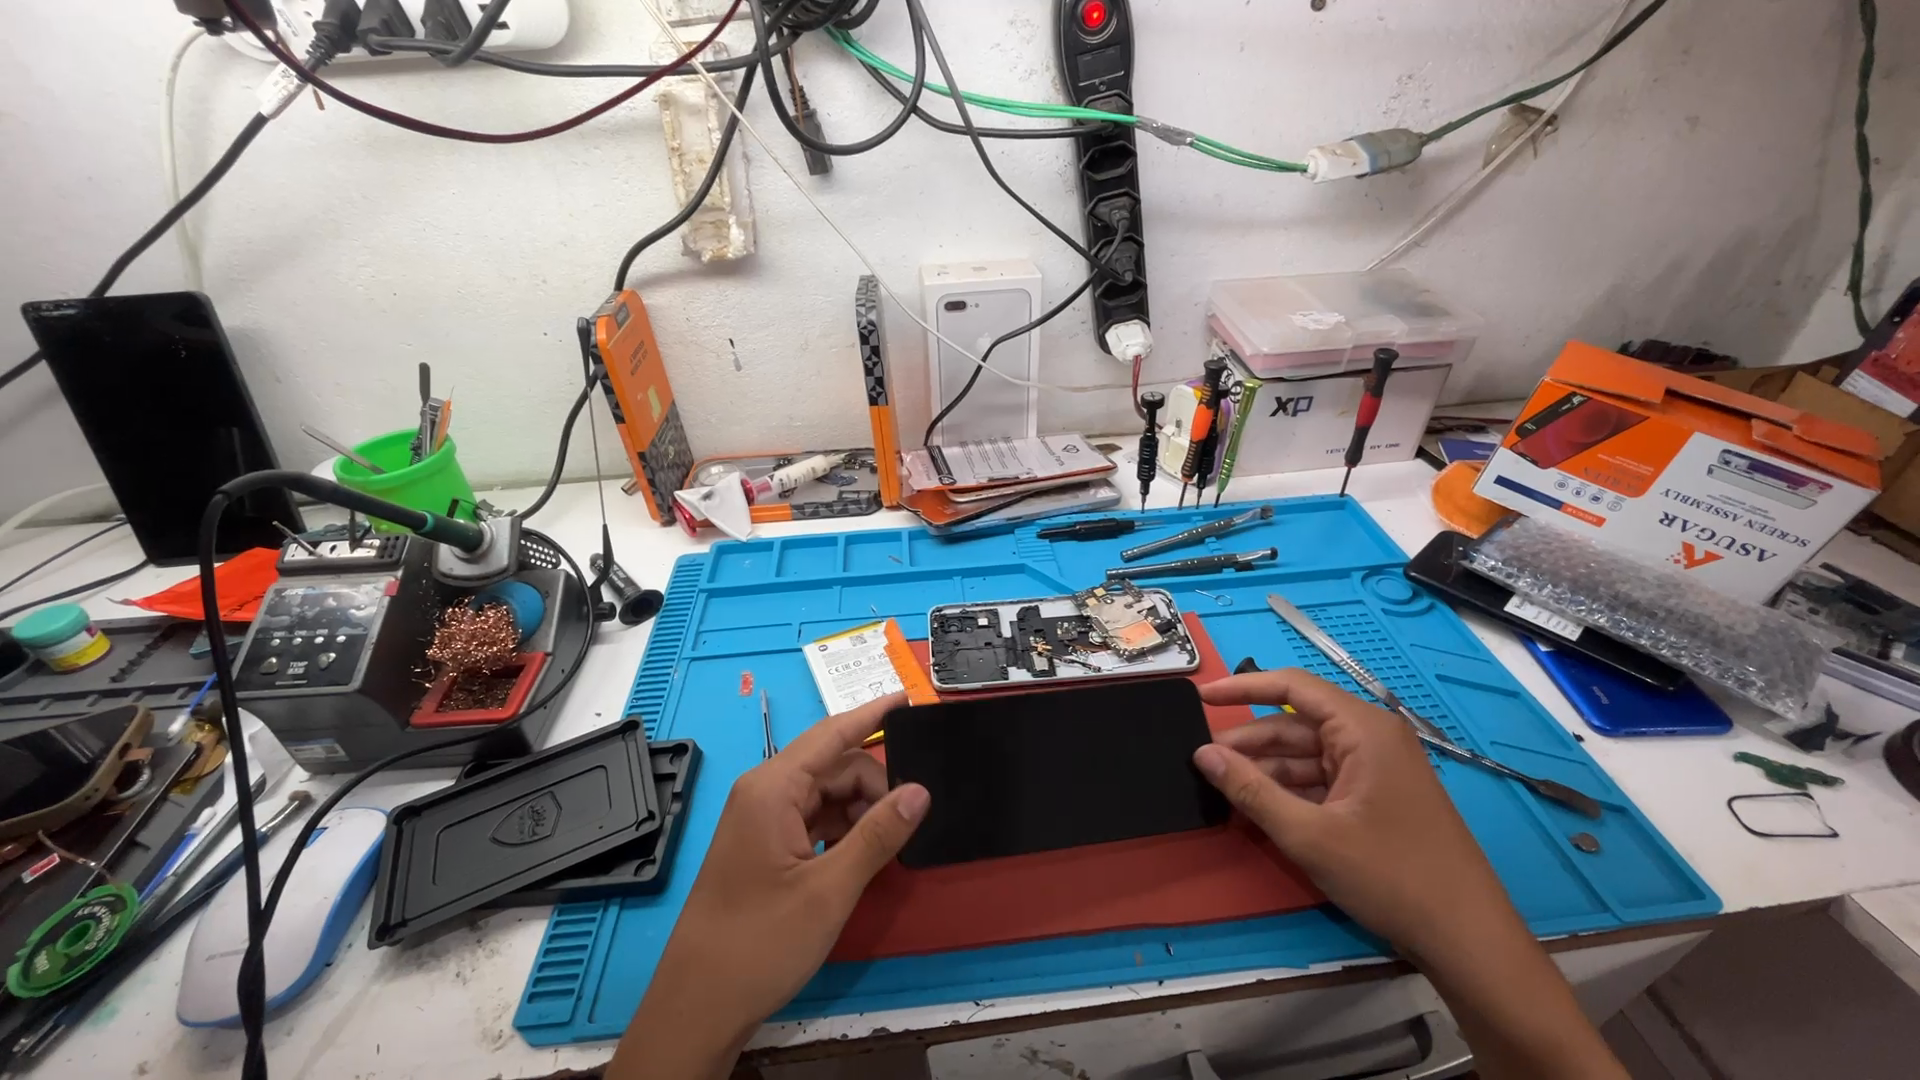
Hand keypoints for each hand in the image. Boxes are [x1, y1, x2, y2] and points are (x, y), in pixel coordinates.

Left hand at [610, 693, 928, 1079]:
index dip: (873, 715)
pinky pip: (815, 819)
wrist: (699, 1004)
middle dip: (876, 783)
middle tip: (915, 814)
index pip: (832, 733)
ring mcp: (763, 820)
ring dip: (861, 811)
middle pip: (835, 767)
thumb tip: (920, 792)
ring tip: (895, 839)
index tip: (909, 698)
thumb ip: (877, 836)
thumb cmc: (760, 942)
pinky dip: (844, 830)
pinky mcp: (765, 845)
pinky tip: (867, 852)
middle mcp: (765, 792)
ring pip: (827, 795)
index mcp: (773, 788)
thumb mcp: (829, 890)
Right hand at [1193, 669, 1516, 965]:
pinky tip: (1256, 807)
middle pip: (1295, 724)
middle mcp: (1370, 738)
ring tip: (1220, 786)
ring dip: (1265, 769)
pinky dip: (1288, 790)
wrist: (1466, 938)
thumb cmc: (1390, 875)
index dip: (1243, 687)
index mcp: (1363, 730)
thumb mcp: (1309, 835)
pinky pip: (1321, 780)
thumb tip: (1203, 755)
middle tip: (1201, 760)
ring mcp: (1375, 769)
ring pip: (1305, 755)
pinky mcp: (1376, 797)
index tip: (1201, 697)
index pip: (1293, 687)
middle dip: (1249, 741)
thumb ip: (1251, 791)